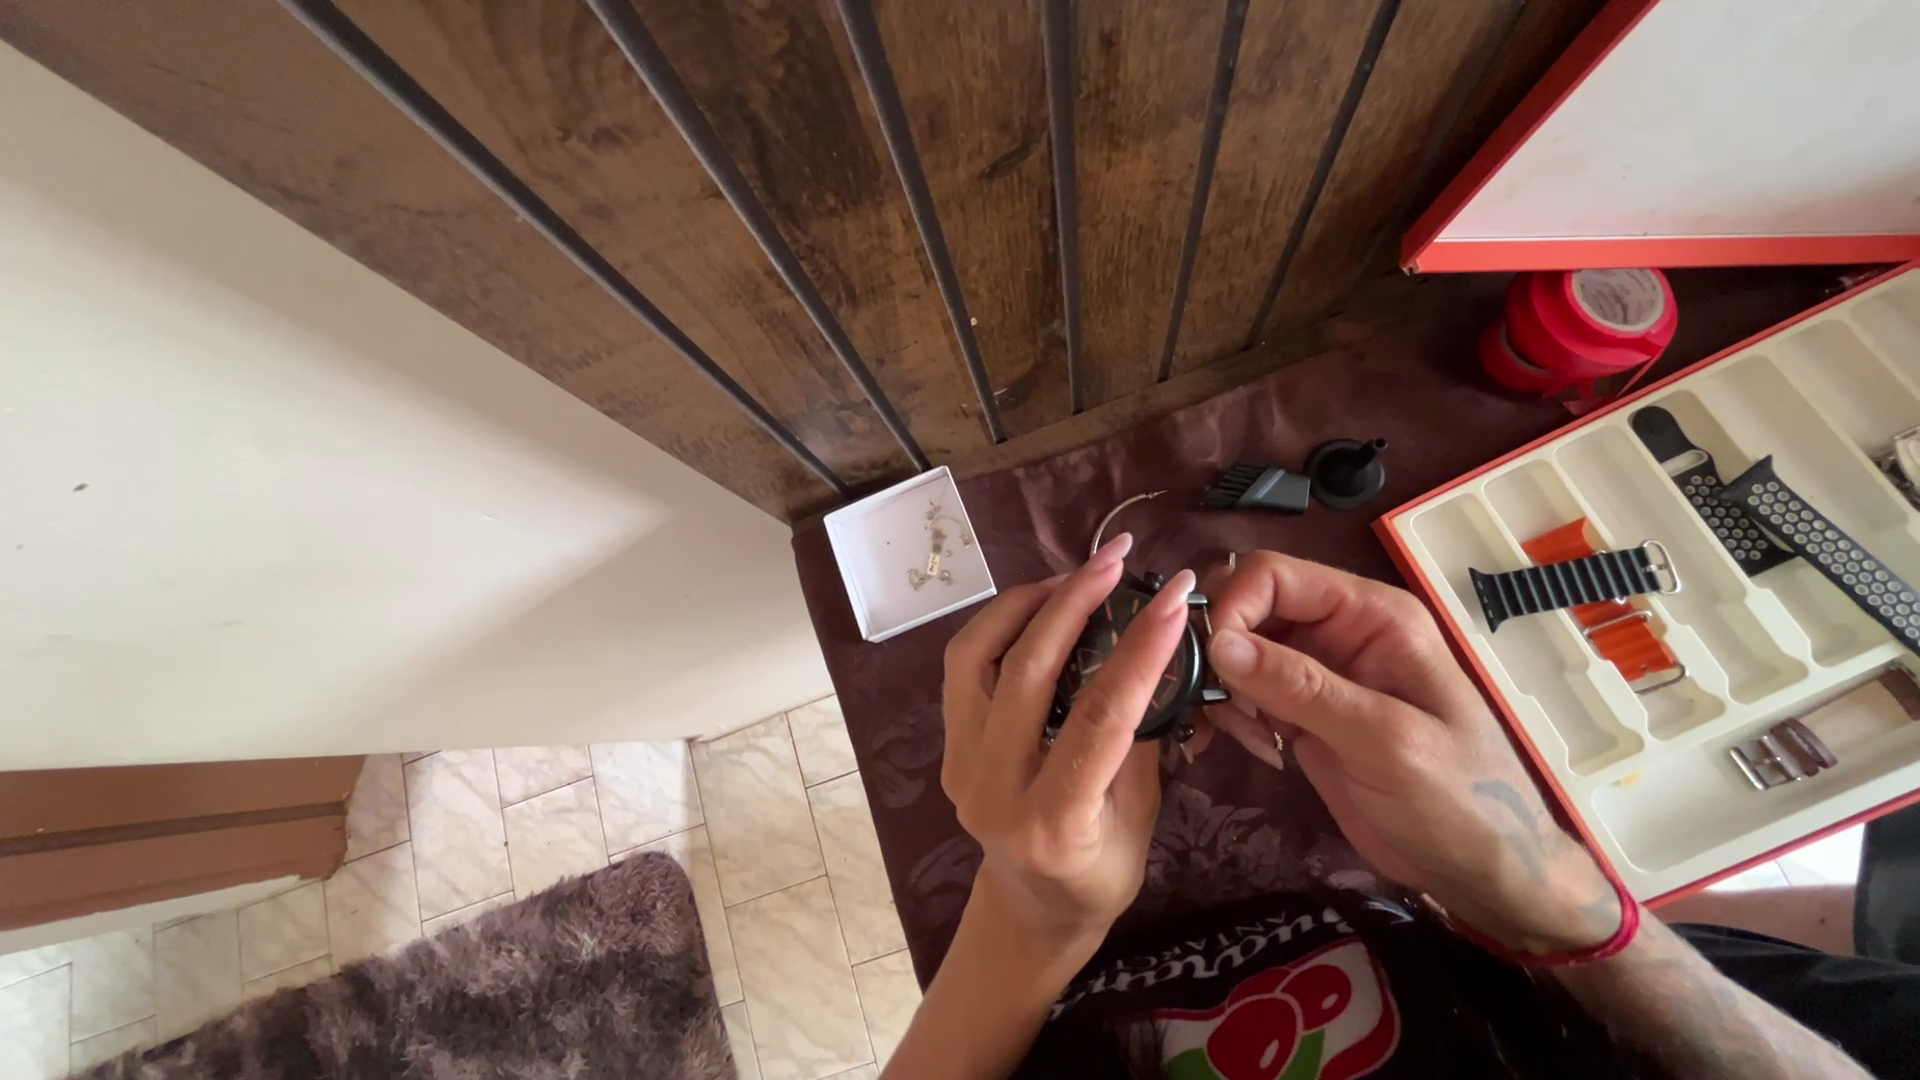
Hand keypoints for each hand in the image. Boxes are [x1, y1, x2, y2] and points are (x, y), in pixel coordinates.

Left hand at [941, 533, 1189, 948]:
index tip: (1172, 596)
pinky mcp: (948, 745)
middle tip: (1115, 557)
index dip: (1140, 650)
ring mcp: (959, 763)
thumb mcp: (1138, 820)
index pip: (1101, 718)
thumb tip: (1154, 653)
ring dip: (1027, 602)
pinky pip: (965, 666)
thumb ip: (1138, 739)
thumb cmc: (1097, 876)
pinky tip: (1039, 606)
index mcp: (1054, 823)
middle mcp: (991, 788)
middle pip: (1027, 672)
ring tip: (1075, 575)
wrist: (1028, 909)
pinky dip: (1000, 625)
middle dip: (1074, 601)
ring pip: (976, 655)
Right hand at [1200, 551, 1621, 953]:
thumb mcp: (1384, 741)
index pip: (1275, 576)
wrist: (1477, 870)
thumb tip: (1219, 643)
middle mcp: (1337, 629)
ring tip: (1249, 737)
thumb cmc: (1458, 799)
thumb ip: (1302, 687)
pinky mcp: (1296, 707)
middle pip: (1246, 607)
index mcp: (1371, 615)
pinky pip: (1241, 689)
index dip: (1233, 605)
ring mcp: (1315, 669)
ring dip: (1221, 688)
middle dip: (1218, 650)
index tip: (1210, 662)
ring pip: (1234, 649)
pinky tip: (1251, 746)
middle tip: (1215, 703)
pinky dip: (1228, 712)